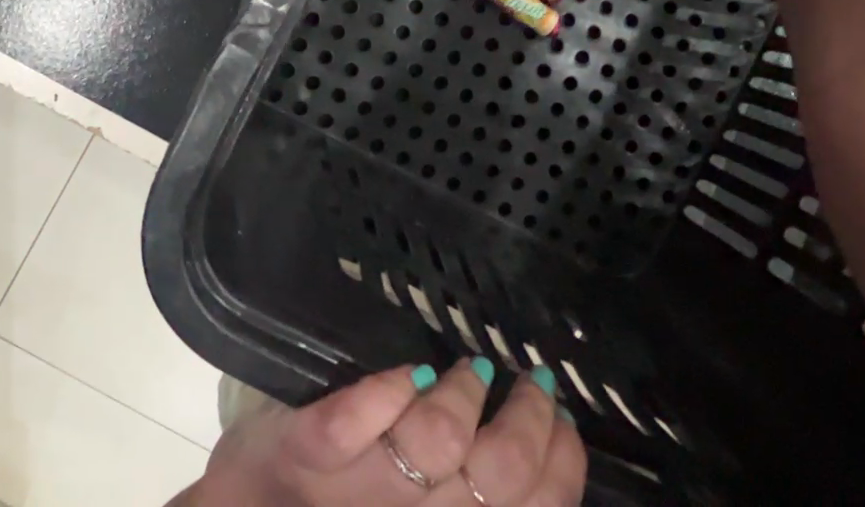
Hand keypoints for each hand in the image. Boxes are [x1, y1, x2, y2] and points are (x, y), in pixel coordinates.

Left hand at [179, 360, 587, 506]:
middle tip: (528, 384)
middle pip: (499, 471)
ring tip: (468, 371)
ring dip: (461, 393)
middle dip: (527, 417)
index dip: (560, 460)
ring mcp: (355, 487)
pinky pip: (349, 421)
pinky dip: (383, 393)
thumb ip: (473, 492)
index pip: (536, 505)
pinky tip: (407, 375)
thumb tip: (541, 444)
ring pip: (437, 439)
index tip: (562, 419)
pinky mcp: (302, 450)